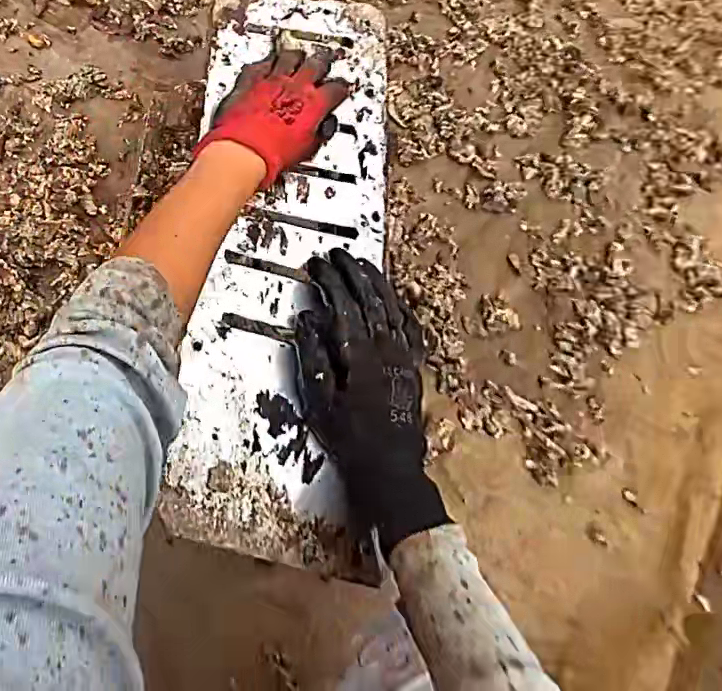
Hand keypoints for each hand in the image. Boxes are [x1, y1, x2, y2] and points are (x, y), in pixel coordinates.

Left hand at [195, 43, 350, 187]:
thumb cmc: (271, 154)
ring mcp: (271, 81)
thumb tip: (321, 128)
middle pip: (316, 63)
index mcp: (316, 103)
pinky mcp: (247, 82)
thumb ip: (318, 132)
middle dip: (322, 62)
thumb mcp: (308, 148)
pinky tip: (264, 64)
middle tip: (323, 61)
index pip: (337, 88)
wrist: (242, 152)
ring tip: (296, 57)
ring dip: (294, 57)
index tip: (339, 88)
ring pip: (288, 57)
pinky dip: (264, 64)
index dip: (340, 87)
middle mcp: (296, 87)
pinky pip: (258, 65)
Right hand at [293, 248, 449, 555]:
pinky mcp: (414, 369)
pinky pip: (412, 331)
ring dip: (378, 284)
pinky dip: (403, 309)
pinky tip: (397, 300)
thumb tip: (306, 320)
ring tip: (364, 264)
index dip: (330, 282)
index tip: (316, 264)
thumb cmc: (348, 436)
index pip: (345, 307)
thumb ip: (313, 357)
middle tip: (337, 254)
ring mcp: (405, 360)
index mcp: (362, 357)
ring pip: (394, 310)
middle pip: (371, 302)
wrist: (390, 468)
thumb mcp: (320, 400)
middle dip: (353, 274)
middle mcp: (388, 353)